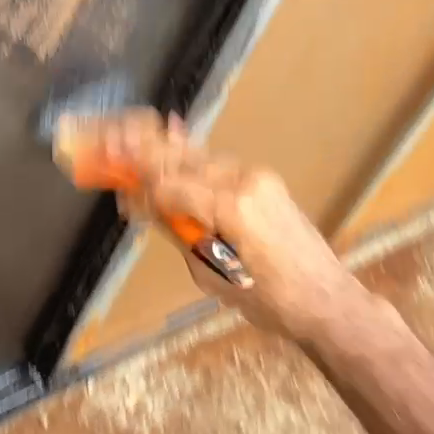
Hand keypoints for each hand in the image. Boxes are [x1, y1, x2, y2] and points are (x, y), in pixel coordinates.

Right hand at [94, 110, 370, 342]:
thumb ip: (178, 232)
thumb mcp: (212, 276)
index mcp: (230, 207)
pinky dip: (188, 155)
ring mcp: (254, 174)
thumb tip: (143, 206)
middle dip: (139, 147)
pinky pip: (214, 162)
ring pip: (195, 155)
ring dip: (162, 151)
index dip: (138, 187)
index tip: (113, 187)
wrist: (329, 301)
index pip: (168, 185)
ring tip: (125, 134)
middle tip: (104, 134)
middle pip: (178, 157)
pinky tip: (168, 132)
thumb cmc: (270, 301)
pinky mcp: (261, 178)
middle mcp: (242, 179)